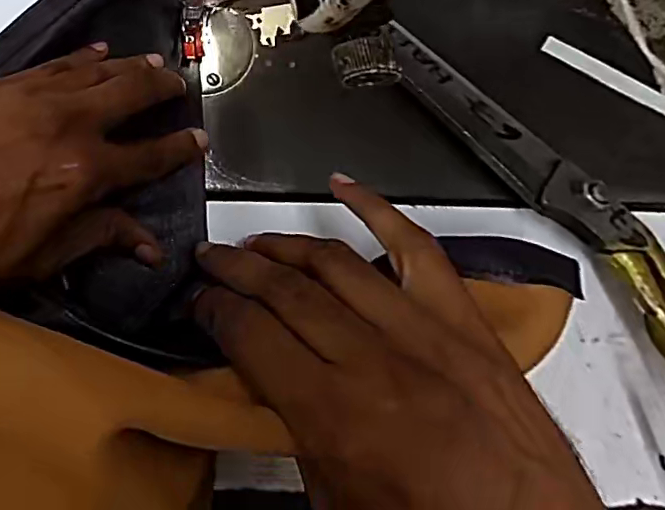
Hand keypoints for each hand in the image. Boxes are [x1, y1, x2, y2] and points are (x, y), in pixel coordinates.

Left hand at [0, 42, 203, 298]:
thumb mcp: (35, 257)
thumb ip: (95, 237)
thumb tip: (141, 242)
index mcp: (80, 173)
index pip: (146, 157)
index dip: (177, 150)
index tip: (195, 141)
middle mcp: (67, 125)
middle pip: (131, 96)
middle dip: (162, 90)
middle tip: (179, 87)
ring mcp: (35, 98)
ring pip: (99, 72)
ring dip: (130, 67)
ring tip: (152, 64)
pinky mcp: (6, 85)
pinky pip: (58, 64)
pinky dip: (84, 57)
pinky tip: (97, 53)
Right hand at [194, 176, 602, 509]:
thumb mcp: (341, 504)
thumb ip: (297, 433)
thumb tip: (268, 380)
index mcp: (339, 416)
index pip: (252, 334)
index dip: (215, 310)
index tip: (201, 301)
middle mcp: (377, 362)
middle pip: (285, 289)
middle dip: (236, 268)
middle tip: (212, 259)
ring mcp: (424, 332)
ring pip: (334, 262)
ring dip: (285, 245)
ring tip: (256, 242)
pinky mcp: (463, 321)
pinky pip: (414, 247)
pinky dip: (376, 209)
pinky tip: (343, 186)